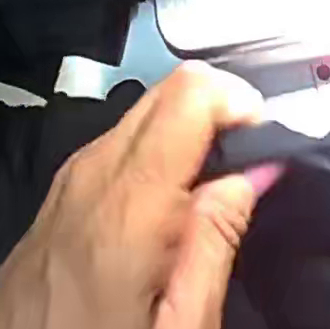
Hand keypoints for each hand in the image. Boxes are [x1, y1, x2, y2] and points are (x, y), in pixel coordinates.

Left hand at [0, 63, 282, 328]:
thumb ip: (214, 242)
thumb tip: (253, 169)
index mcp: (129, 201)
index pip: (192, 92)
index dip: (239, 101)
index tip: (265, 144)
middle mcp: (98, 166)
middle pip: (173, 85)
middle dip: (222, 106)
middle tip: (249, 160)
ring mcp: (75, 171)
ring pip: (151, 105)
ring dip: (193, 124)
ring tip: (215, 185)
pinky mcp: (64, 184)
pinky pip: (126, 134)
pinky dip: (163, 143)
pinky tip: (172, 198)